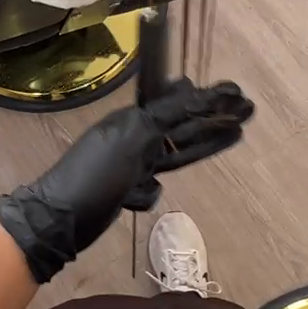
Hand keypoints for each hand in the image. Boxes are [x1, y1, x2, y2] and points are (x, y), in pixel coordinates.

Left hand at [0, 79, 253, 282]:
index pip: (181, 106)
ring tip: (236, 135)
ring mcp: (128, 166)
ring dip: (202, 145)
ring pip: (173, 154)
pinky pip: (150, 186)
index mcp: (134, 121)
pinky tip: (147, 195)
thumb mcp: (132, 140)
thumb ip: (163, 117)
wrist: (59, 221)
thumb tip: (189, 87)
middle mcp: (133, 139)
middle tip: (248, 112)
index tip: (238, 95)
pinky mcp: (125, 192)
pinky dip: (151, 191)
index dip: (210, 101)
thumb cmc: (94, 177)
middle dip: (215, 120)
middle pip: (182, 128)